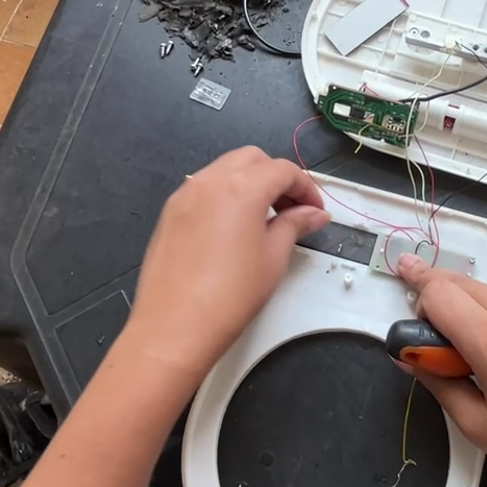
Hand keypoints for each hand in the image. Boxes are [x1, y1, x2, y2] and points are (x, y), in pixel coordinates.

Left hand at [122, 147, 329, 377]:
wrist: (174, 327)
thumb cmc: (231, 295)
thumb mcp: (273, 258)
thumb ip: (294, 225)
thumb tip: (314, 213)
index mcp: (241, 187)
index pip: (282, 170)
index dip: (306, 187)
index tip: (316, 211)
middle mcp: (209, 181)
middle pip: (252, 159)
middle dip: (277, 177)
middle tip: (293, 209)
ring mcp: (185, 195)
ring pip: (225, 169)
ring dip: (250, 182)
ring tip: (265, 218)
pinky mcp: (170, 213)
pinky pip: (204, 189)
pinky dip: (226, 194)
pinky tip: (235, 226)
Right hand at [396, 254, 486, 486]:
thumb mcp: (476, 425)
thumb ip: (436, 381)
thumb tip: (406, 355)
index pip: (439, 293)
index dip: (417, 289)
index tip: (403, 278)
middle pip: (465, 282)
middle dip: (439, 288)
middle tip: (422, 301)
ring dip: (475, 301)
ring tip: (472, 336)